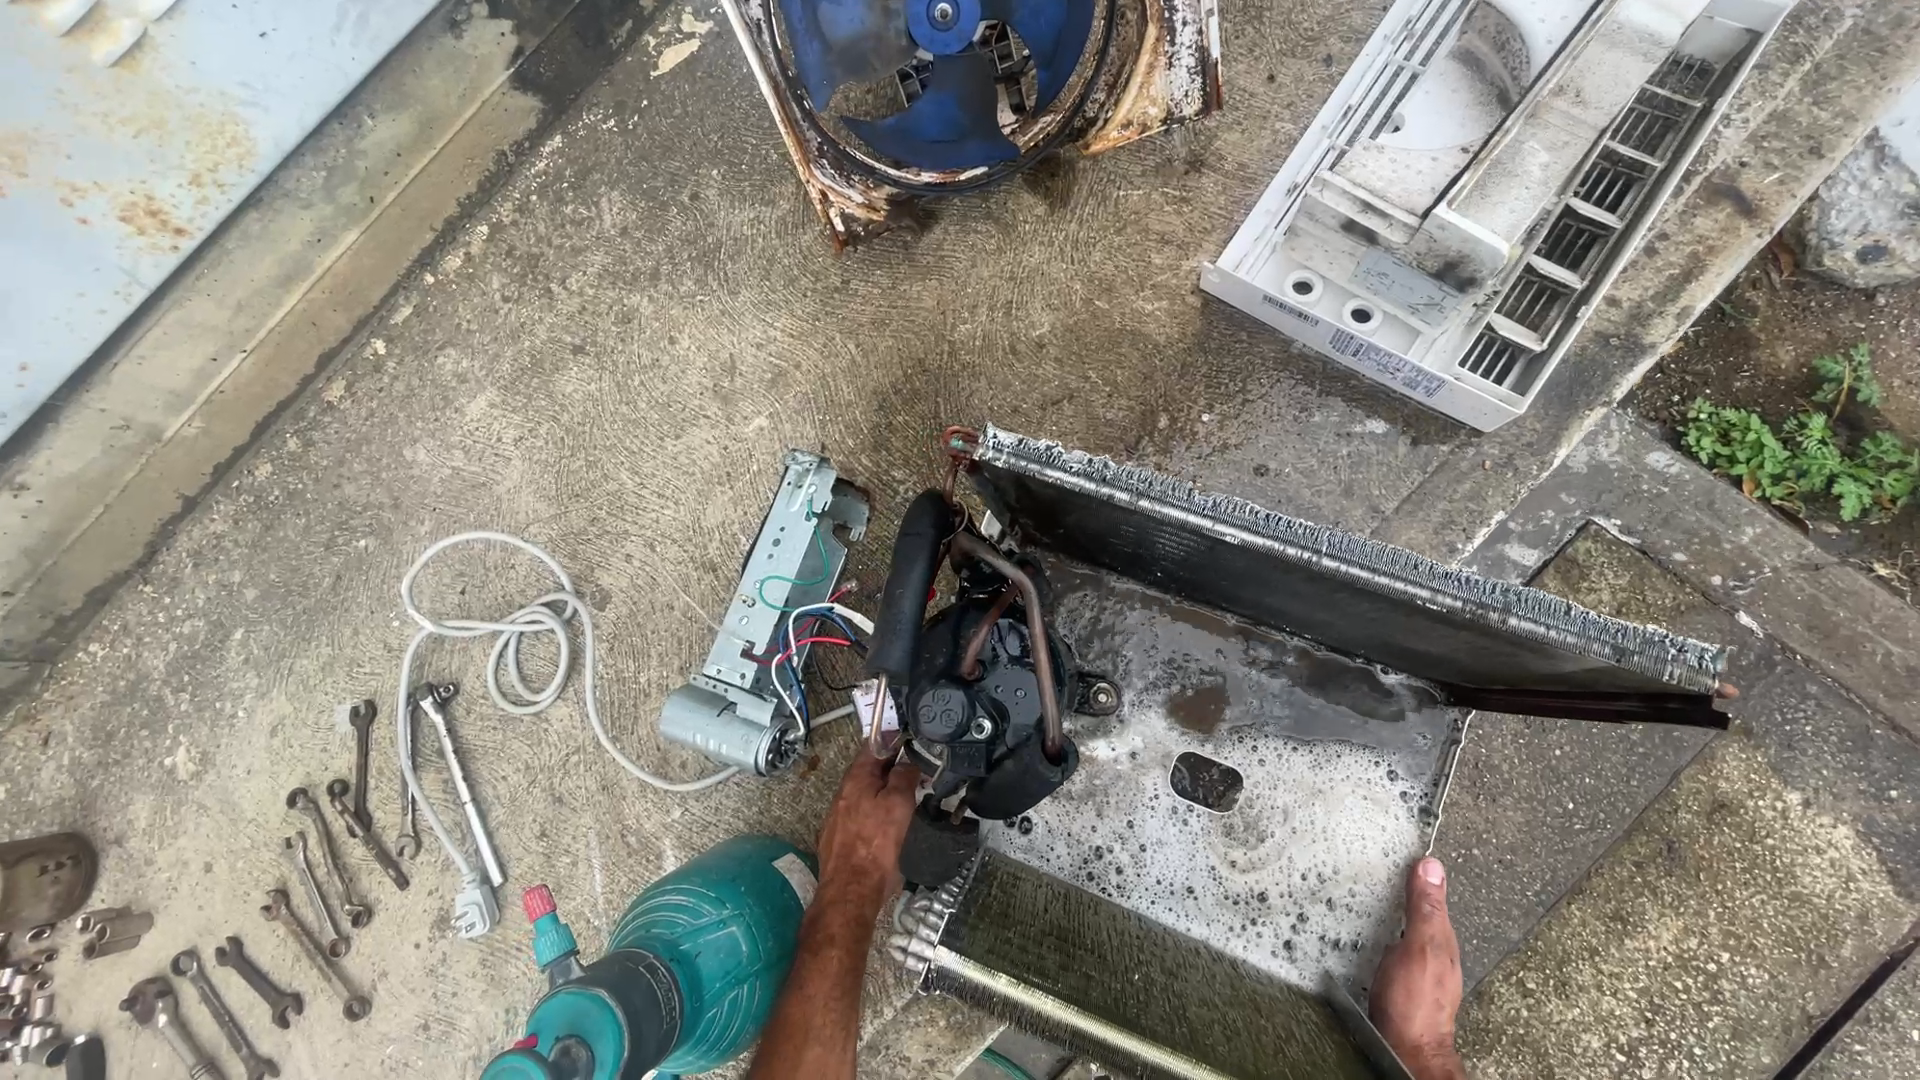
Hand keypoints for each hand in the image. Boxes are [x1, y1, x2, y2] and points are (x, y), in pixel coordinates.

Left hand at [814, 753, 919, 918]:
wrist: (850, 891)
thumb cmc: (876, 846)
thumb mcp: (898, 804)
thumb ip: (903, 776)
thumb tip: (907, 762)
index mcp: (856, 779)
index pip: (873, 746)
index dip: (894, 741)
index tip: (912, 743)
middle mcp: (843, 793)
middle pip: (869, 770)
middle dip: (892, 769)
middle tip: (916, 773)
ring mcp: (838, 816)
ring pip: (866, 793)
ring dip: (885, 791)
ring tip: (908, 799)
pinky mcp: (840, 837)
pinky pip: (861, 814)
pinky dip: (877, 811)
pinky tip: (889, 824)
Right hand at [1371, 857, 1464, 1079]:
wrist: (1405, 1048)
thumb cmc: (1414, 1001)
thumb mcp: (1420, 948)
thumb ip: (1424, 908)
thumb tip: (1431, 864)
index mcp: (1441, 938)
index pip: (1432, 893)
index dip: (1419, 870)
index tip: (1402, 845)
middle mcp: (1432, 948)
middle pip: (1418, 906)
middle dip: (1403, 883)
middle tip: (1382, 857)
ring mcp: (1415, 962)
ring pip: (1404, 921)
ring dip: (1390, 902)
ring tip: (1372, 881)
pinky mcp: (1396, 972)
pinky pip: (1390, 936)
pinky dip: (1381, 922)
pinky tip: (1368, 921)